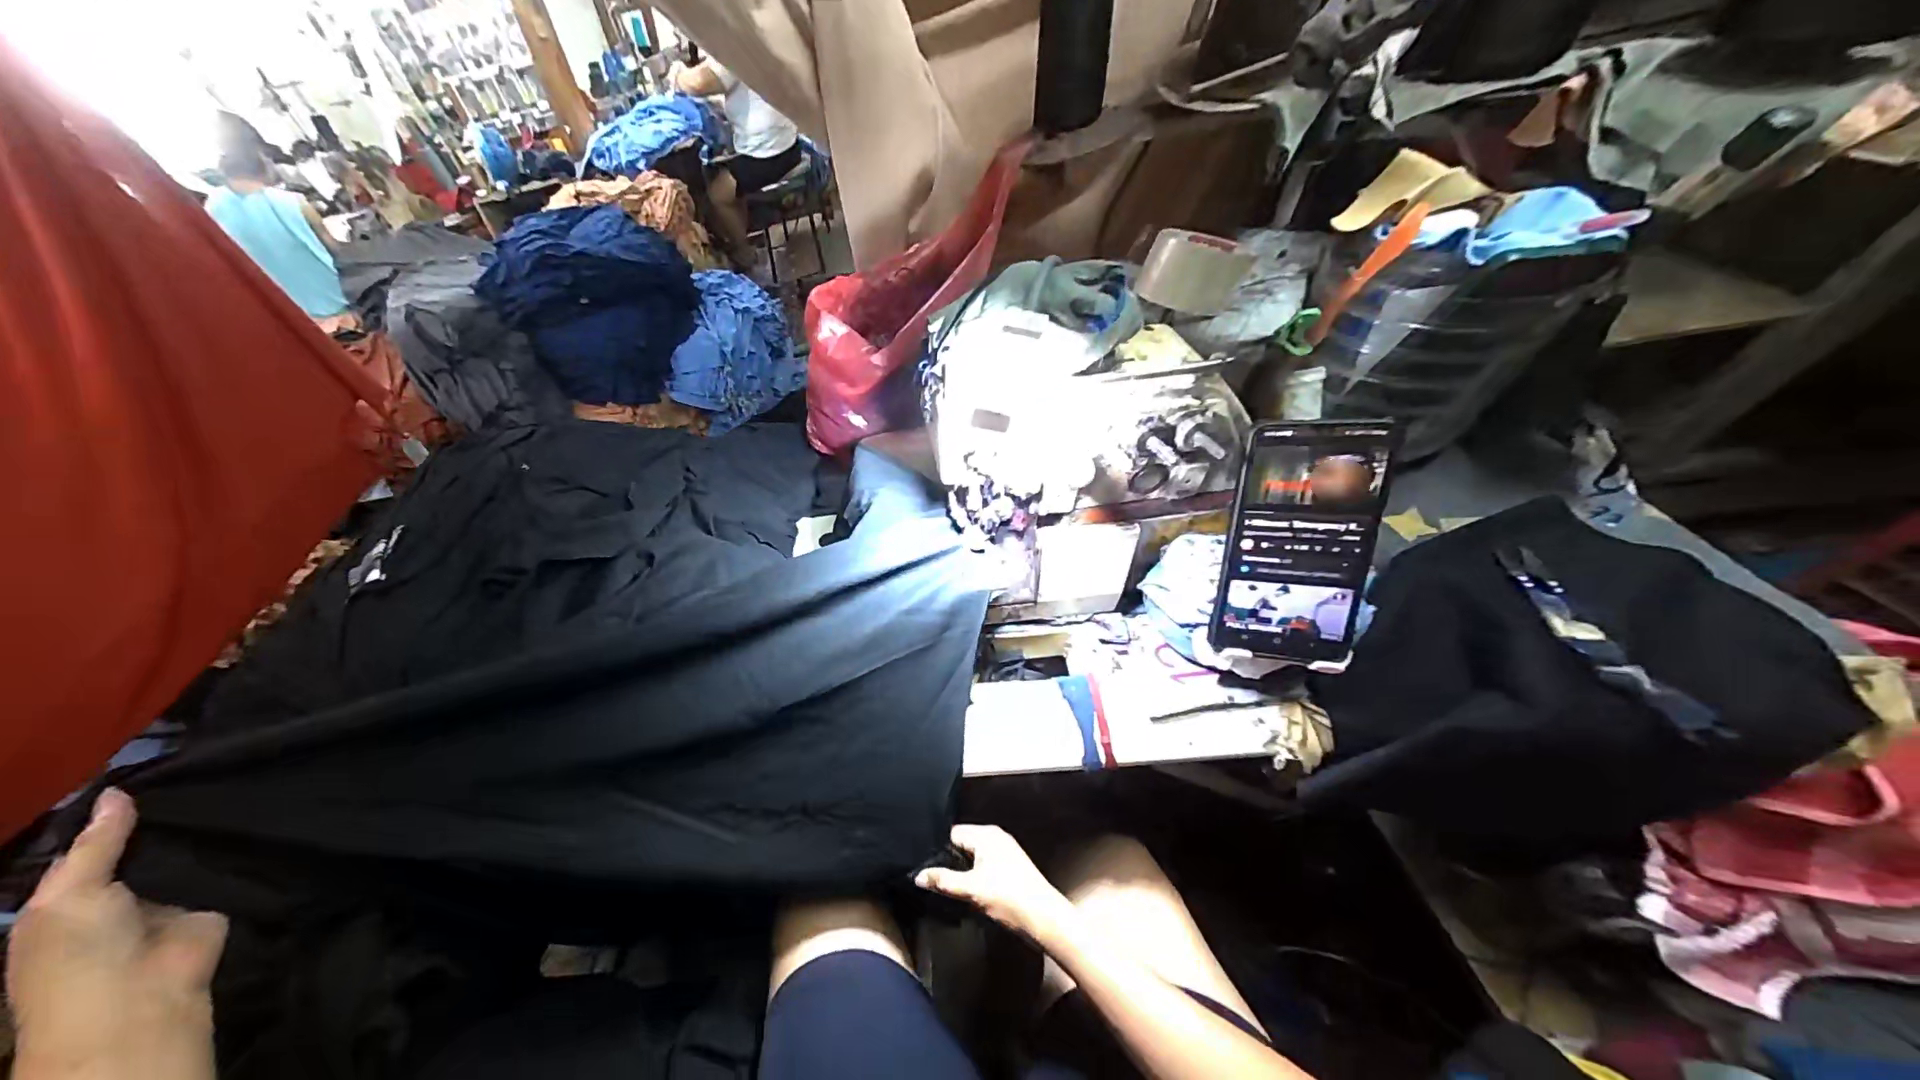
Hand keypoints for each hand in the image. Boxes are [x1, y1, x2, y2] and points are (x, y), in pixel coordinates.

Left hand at [6, 788, 226, 1079]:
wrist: (140, 995)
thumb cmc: (77, 952)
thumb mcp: (68, 895)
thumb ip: (96, 844)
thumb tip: (116, 791)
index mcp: (66, 898)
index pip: (89, 847)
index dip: (109, 815)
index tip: (144, 773)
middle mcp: (115, 894)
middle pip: (140, 845)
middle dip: (160, 816)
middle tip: (193, 769)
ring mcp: (166, 896)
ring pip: (181, 851)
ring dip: (198, 828)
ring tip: (227, 781)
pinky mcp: (211, 896)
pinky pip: (219, 863)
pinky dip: (230, 845)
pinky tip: (250, 811)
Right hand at [914, 825, 1073, 941]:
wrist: (1045, 920)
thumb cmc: (1012, 898)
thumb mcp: (972, 889)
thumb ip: (943, 881)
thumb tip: (920, 875)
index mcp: (987, 835)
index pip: (953, 833)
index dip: (937, 848)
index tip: (923, 863)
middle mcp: (995, 839)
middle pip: (961, 846)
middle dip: (948, 862)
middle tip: (933, 879)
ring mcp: (1003, 855)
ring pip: (971, 860)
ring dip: (961, 874)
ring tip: (949, 889)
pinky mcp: (1008, 871)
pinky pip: (981, 869)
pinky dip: (973, 880)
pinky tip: (968, 896)